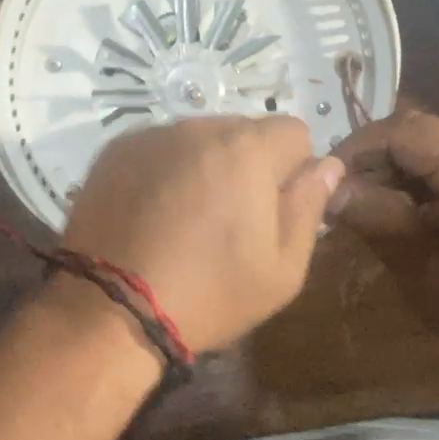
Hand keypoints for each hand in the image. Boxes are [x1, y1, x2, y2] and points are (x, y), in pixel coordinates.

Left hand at [62, 117, 344, 352]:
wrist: (111, 311)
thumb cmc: (208, 296)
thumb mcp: (282, 269)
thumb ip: (309, 207)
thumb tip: (327, 165)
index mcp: (247, 149)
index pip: (294, 132)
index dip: (293, 171)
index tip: (274, 211)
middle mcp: (198, 128)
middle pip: (243, 132)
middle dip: (248, 166)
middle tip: (229, 221)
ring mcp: (149, 136)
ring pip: (198, 139)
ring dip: (204, 166)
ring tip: (186, 220)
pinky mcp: (113, 153)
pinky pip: (157, 150)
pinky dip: (164, 172)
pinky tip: (153, 215)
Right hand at [333, 111, 438, 374]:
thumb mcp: (422, 265)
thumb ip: (375, 216)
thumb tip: (326, 189)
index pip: (404, 131)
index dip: (355, 150)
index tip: (319, 181)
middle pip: (416, 132)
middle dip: (369, 159)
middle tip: (333, 194)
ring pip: (427, 145)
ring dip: (388, 169)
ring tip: (355, 203)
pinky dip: (412, 180)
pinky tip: (390, 208)